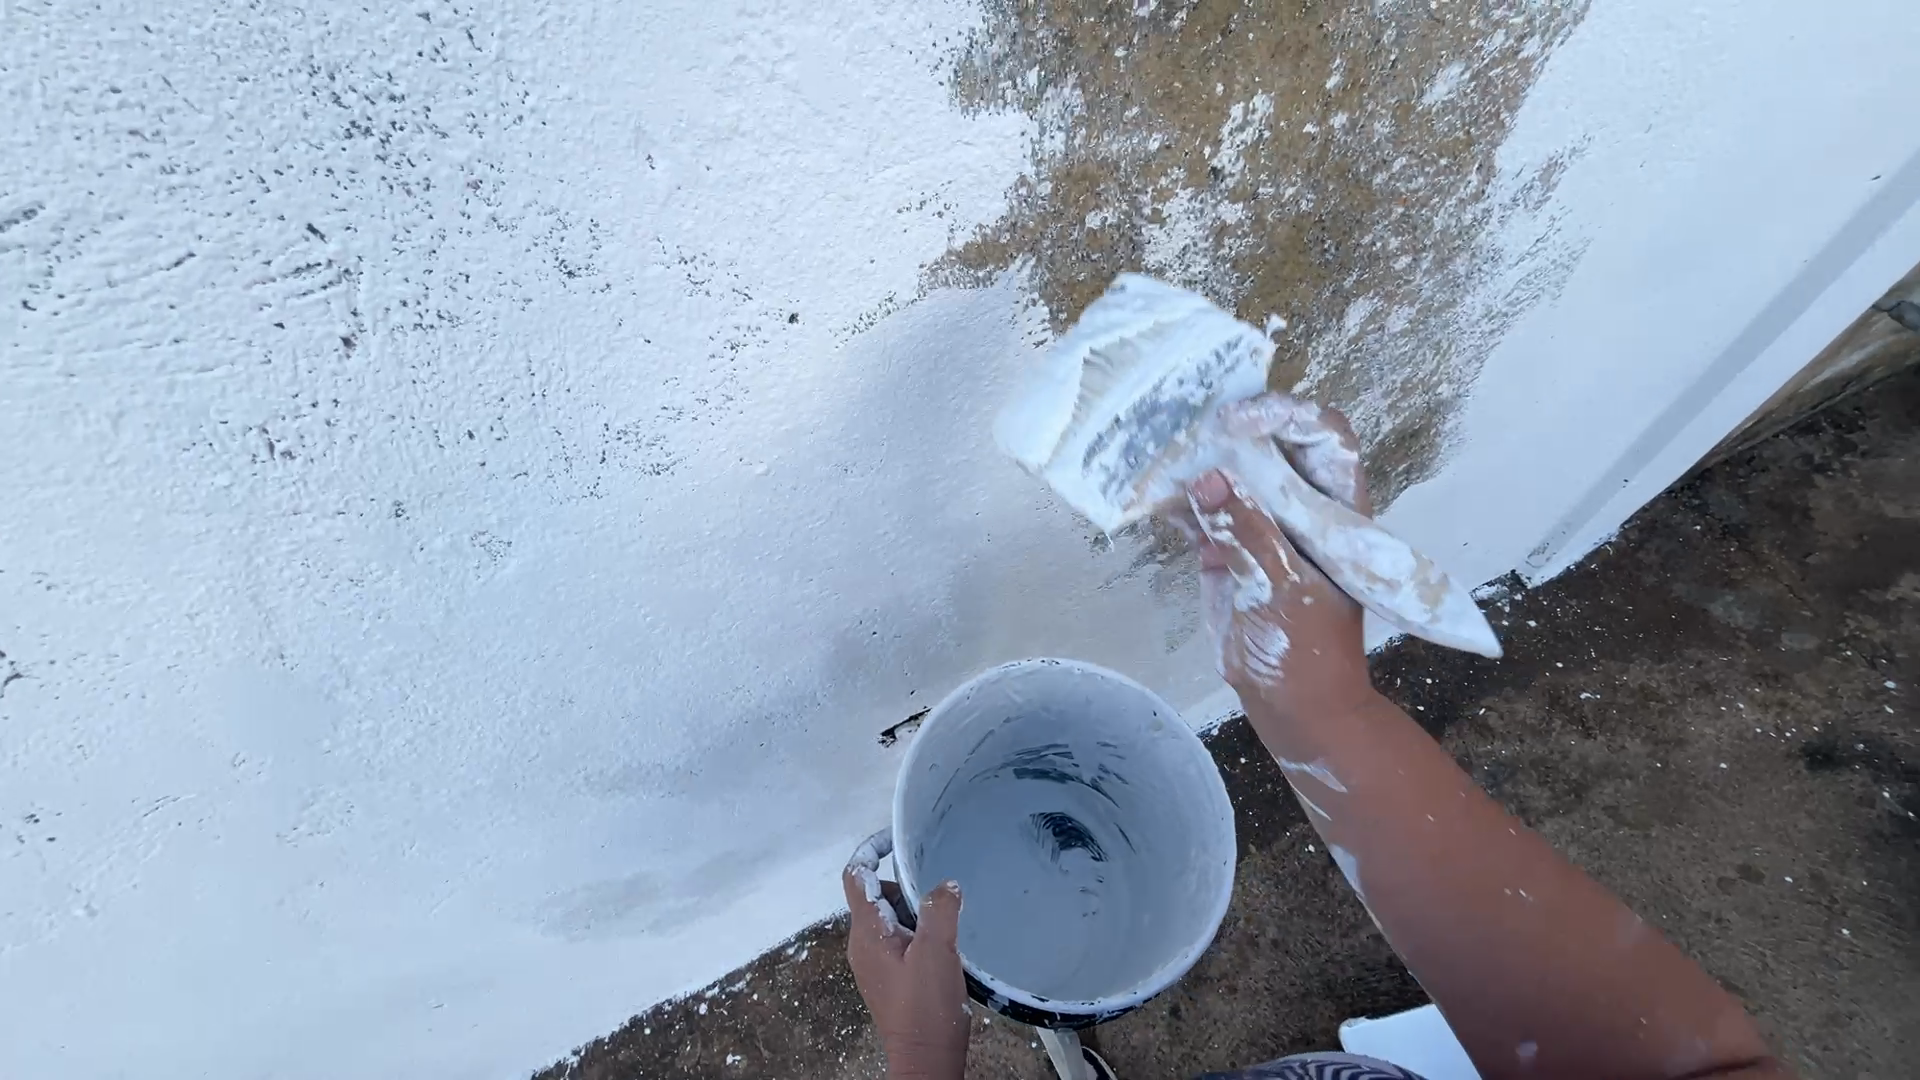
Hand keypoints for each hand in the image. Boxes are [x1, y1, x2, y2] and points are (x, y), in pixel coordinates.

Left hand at [841, 829, 968, 1079]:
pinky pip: (897, 937)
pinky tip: (942, 939)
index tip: (896, 838)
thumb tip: (946, 884)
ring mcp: (874, 962)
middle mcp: (863, 944)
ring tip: (944, 914)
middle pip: (874, 893)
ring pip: (888, 916)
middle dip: (902, 882)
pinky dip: (916, 927)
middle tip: (935, 886)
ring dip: (913, 907)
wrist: (926, 1062)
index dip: (871, 850)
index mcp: (867, 932)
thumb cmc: (926, 1006)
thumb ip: (939, 909)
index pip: (856, 876)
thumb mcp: (936, 950)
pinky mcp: (888, 976)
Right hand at [1173, 393, 1375, 724]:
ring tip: (1153, 449)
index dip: (1285, 414)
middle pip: (1267, 445)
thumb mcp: (1280, 589)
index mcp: (1333, 508)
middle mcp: (1296, 505)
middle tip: (1182, 424)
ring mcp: (1257, 525)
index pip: (1322, 437)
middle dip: (1227, 428)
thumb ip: (1246, 534)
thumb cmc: (1306, 650)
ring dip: (1192, 461)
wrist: (1289, 703)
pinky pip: (1198, 512)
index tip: (1235, 420)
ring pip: (1227, 475)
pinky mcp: (1224, 547)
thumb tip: (1206, 479)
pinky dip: (1173, 500)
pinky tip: (1146, 491)